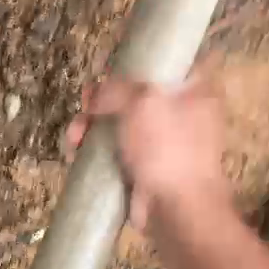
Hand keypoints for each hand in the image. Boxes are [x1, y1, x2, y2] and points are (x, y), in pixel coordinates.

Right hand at [62, 76, 231, 228]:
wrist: (176, 208)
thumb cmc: (168, 148)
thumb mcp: (143, 102)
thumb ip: (117, 88)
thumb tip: (96, 94)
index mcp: (193, 92)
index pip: (170, 64)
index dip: (139, 60)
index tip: (111, 65)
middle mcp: (179, 115)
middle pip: (134, 95)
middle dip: (102, 99)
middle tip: (85, 103)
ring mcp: (160, 144)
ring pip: (118, 124)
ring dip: (90, 126)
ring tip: (74, 136)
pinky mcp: (142, 169)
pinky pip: (112, 151)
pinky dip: (92, 150)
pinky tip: (75, 153)